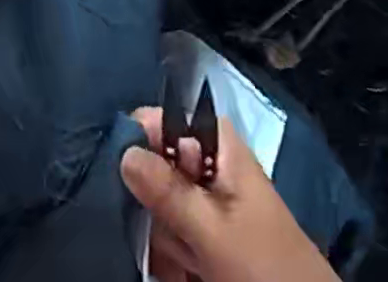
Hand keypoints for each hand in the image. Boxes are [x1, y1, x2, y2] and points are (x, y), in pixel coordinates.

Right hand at [121, 108, 338, 281]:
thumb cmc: (264, 267)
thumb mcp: (213, 231)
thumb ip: (167, 190)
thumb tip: (122, 151)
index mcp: (216, 142)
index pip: (160, 120)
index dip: (138, 145)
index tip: (128, 179)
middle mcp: (209, 161)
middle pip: (154, 164)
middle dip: (154, 205)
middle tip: (173, 237)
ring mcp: (207, 196)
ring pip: (158, 203)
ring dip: (165, 238)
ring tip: (187, 264)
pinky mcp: (206, 229)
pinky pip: (170, 231)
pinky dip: (173, 254)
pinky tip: (184, 275)